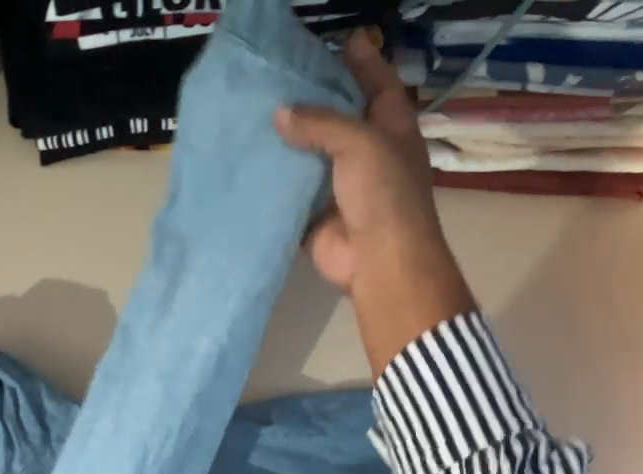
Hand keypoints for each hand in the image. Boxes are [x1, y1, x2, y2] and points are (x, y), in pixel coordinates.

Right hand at [275, 34, 473, 375]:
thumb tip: (280, 115)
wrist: (379, 262)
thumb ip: (320, 122)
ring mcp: (342, 188)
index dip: (362, 63)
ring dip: (289, 141)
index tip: (338, 43)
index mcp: (393, 130)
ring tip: (256, 112)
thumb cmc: (384, 194)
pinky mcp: (317, 217)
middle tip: (280, 76)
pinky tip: (250, 161)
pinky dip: (275, 183)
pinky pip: (292, 194)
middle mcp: (369, 155)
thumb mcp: (359, 142)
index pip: (379, 85)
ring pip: (312, 156)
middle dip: (314, 100)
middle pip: (340, 119)